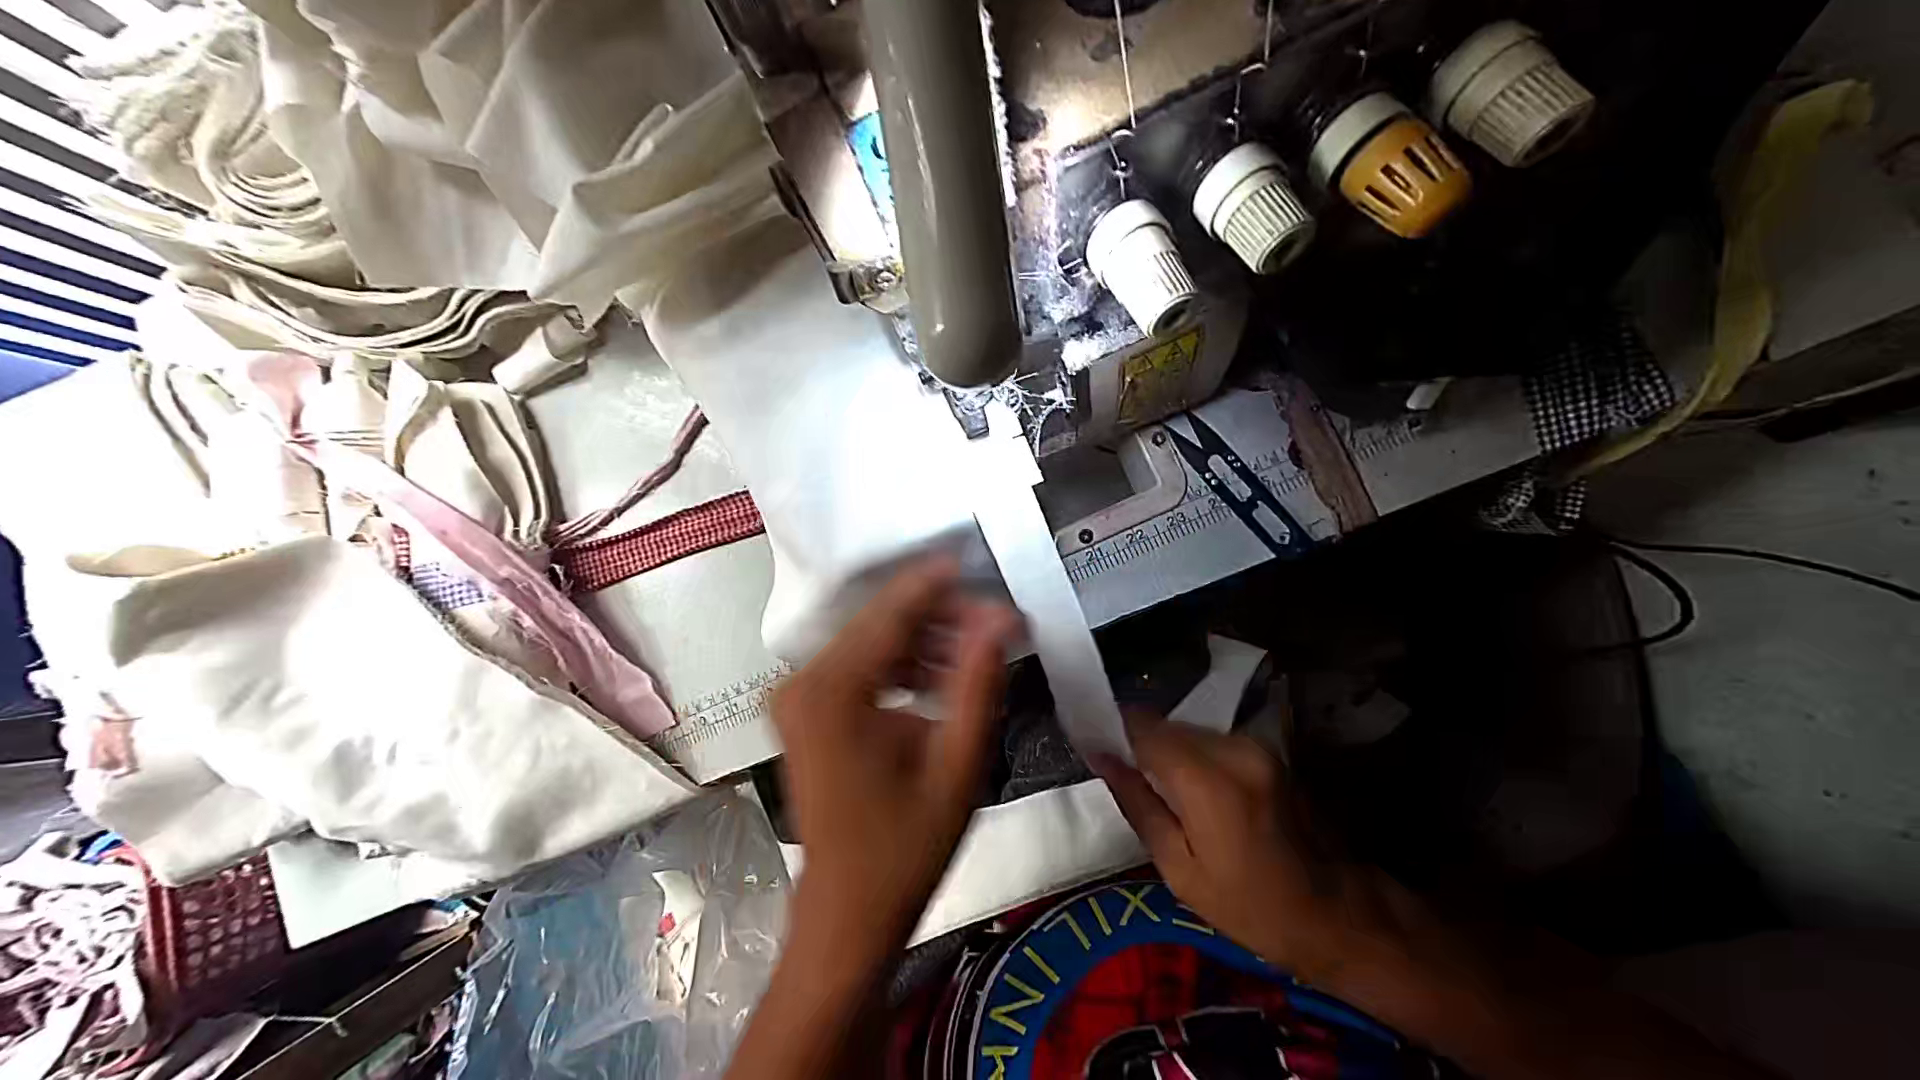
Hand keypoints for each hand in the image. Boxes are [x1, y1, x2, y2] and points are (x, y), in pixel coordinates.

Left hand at [771, 556, 1018, 950]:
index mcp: (832, 691)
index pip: (890, 613)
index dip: (937, 584)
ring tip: (972, 654)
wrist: (847, 909)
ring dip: (920, 640)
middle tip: (992, 623)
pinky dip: (898, 663)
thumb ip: (978, 684)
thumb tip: (1000, 617)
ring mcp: (796, 694)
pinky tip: (936, 678)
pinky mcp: (803, 708)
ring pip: (868, 640)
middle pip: (877, 622)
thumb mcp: (957, 765)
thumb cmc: (905, 847)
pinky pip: (856, 664)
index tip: (976, 562)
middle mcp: (801, 681)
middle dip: (937, 615)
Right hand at [1098, 712, 1378, 978]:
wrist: (1341, 917)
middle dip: (1139, 742)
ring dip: (1167, 750)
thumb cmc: (1253, 908)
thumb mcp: (1181, 870)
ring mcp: (1257, 747)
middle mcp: (1234, 749)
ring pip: (1189, 731)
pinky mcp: (1270, 752)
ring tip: (1158, 788)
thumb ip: (1138, 804)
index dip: (1112, 730)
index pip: (1143, 728)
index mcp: (1208, 780)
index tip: (1092, 743)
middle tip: (1122, 774)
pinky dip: (1193, 755)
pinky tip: (1193, 790)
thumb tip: (1101, 758)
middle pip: (1166, 725)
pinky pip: (1213, 740)